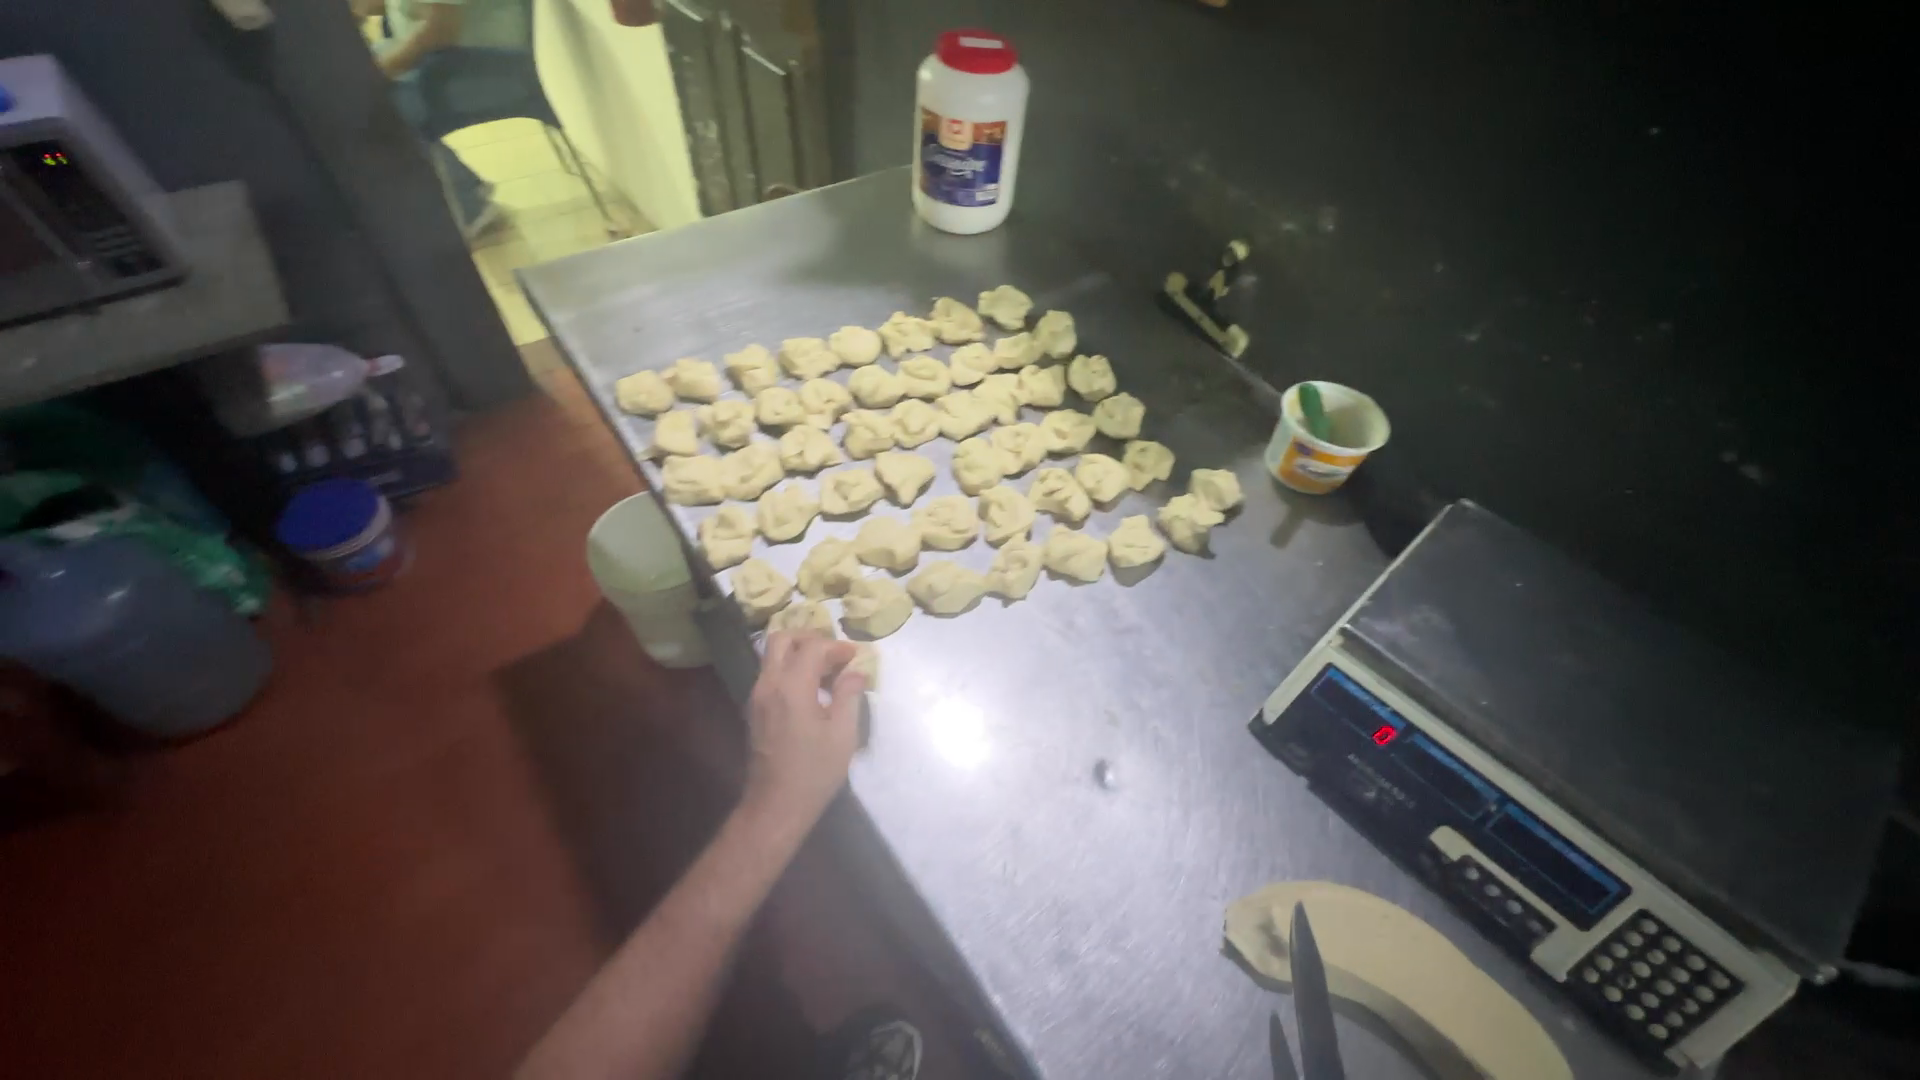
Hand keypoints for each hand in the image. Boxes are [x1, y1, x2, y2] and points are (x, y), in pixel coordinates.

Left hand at [742, 632, 865, 826]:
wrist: (776, 805)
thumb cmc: (814, 771)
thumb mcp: (843, 734)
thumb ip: (849, 695)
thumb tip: (856, 672)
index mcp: (791, 687)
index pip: (812, 647)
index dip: (836, 647)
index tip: (855, 657)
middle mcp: (768, 685)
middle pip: (782, 640)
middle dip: (810, 638)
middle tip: (834, 654)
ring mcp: (757, 697)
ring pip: (772, 656)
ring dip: (799, 653)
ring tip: (826, 671)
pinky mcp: (755, 710)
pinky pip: (770, 674)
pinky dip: (790, 669)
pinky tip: (811, 689)